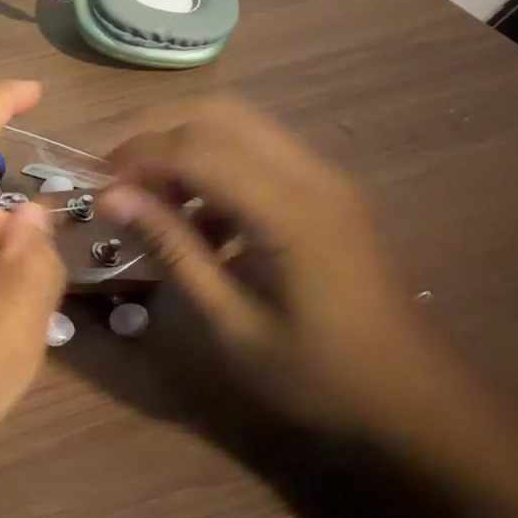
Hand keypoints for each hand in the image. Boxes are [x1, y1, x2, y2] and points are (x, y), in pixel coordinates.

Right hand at [96, 96, 458, 435]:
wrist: (421, 402)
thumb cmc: (322, 376)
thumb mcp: (233, 324)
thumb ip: (173, 250)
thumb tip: (114, 199)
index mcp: (290, 212)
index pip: (196, 148)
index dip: (136, 157)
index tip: (96, 189)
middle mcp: (310, 177)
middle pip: (216, 114)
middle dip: (152, 133)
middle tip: (111, 173)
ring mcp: (323, 180)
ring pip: (236, 124)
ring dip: (180, 144)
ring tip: (145, 195)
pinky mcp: (325, 193)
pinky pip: (255, 151)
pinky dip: (210, 163)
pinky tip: (193, 217)